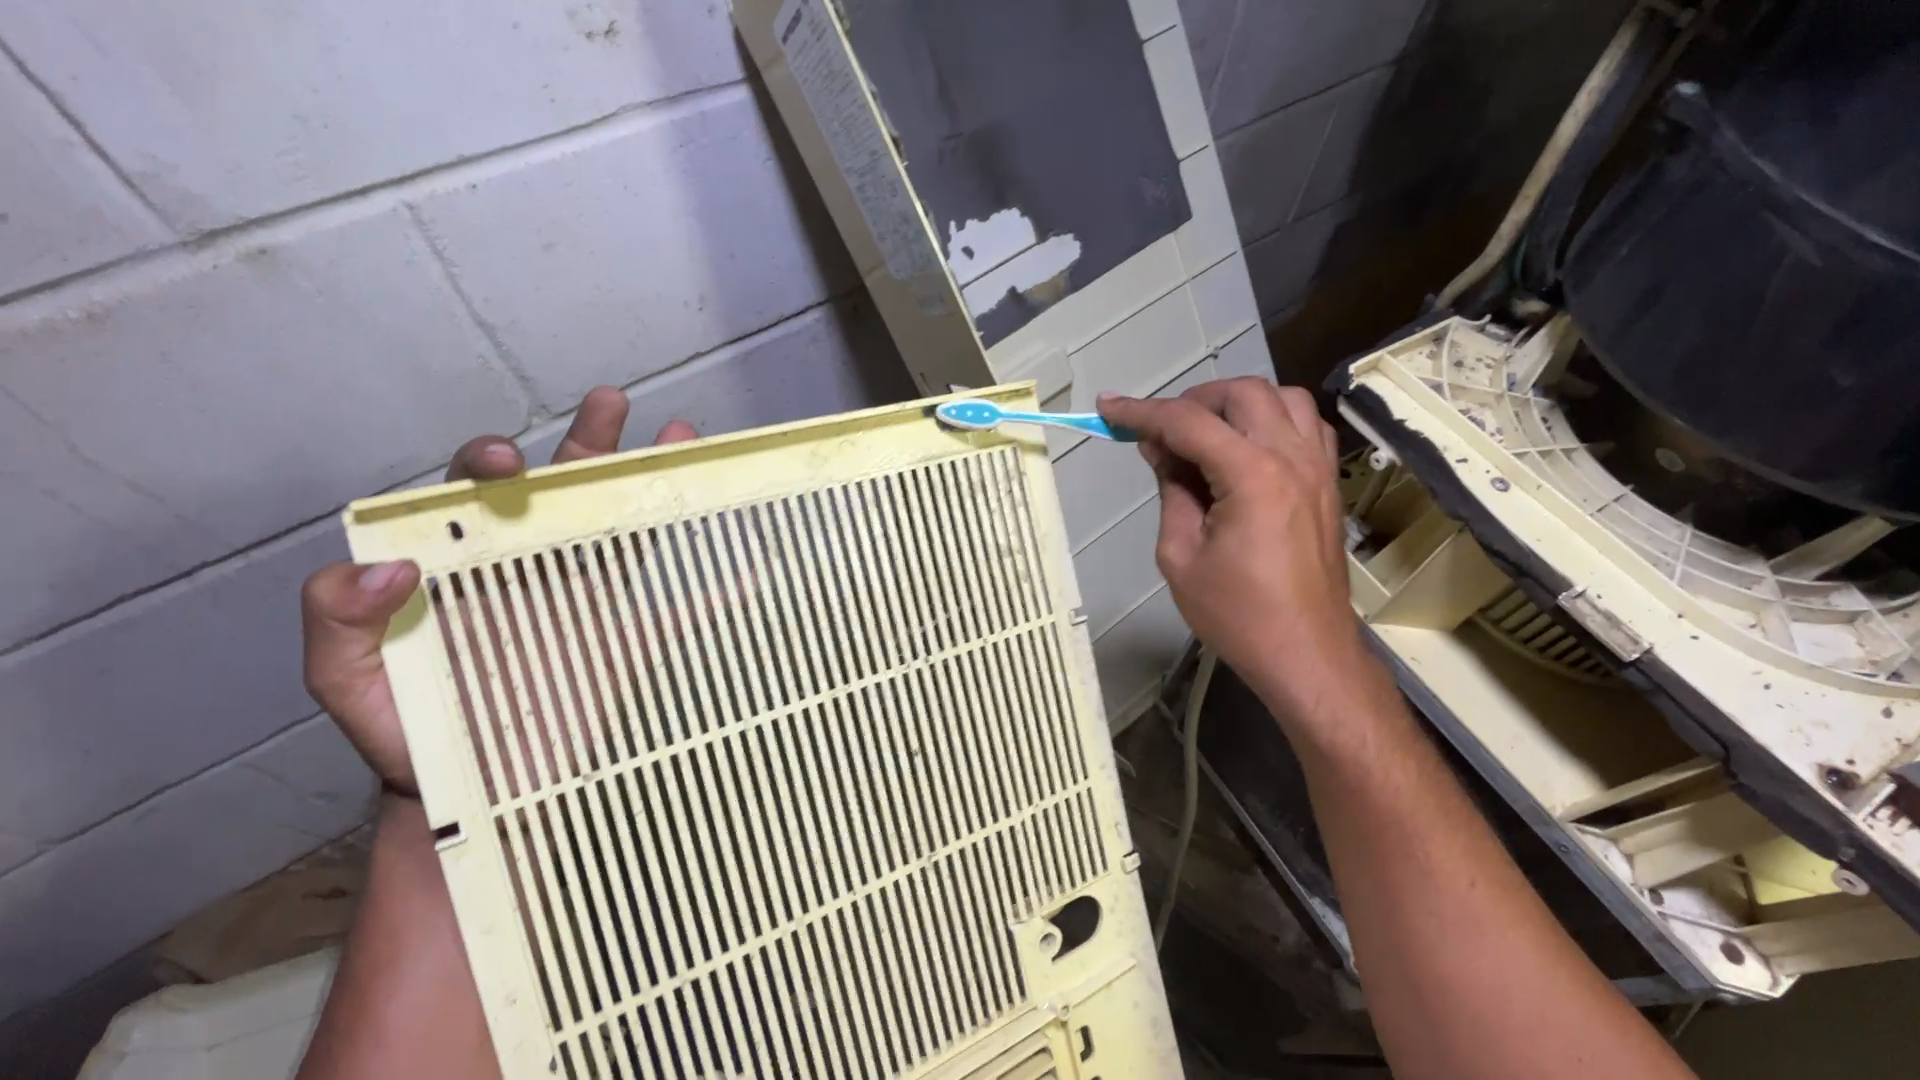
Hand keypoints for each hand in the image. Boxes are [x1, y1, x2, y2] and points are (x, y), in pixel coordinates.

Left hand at [301, 387, 697, 793]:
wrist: (471, 792)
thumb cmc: (405, 730)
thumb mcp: (346, 677)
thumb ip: (338, 618)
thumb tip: (393, 567)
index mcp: (463, 560)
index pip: (476, 493)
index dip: (490, 464)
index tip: (510, 462)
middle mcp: (529, 565)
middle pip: (561, 490)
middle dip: (588, 444)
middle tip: (611, 404)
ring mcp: (586, 600)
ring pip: (621, 528)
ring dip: (650, 484)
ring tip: (683, 438)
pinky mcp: (628, 640)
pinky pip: (678, 611)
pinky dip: (716, 591)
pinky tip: (749, 565)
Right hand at [1097, 379, 1371, 732]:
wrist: (1305, 652)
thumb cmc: (1237, 614)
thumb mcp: (1180, 556)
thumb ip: (1171, 492)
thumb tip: (1159, 450)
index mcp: (1252, 476)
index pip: (1188, 423)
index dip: (1142, 412)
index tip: (1109, 408)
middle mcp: (1291, 457)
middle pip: (1241, 393)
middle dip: (1193, 401)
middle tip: (1161, 432)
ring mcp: (1318, 467)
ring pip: (1283, 397)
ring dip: (1238, 403)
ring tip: (1207, 432)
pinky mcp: (1328, 482)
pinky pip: (1307, 425)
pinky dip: (1275, 418)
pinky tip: (1249, 445)